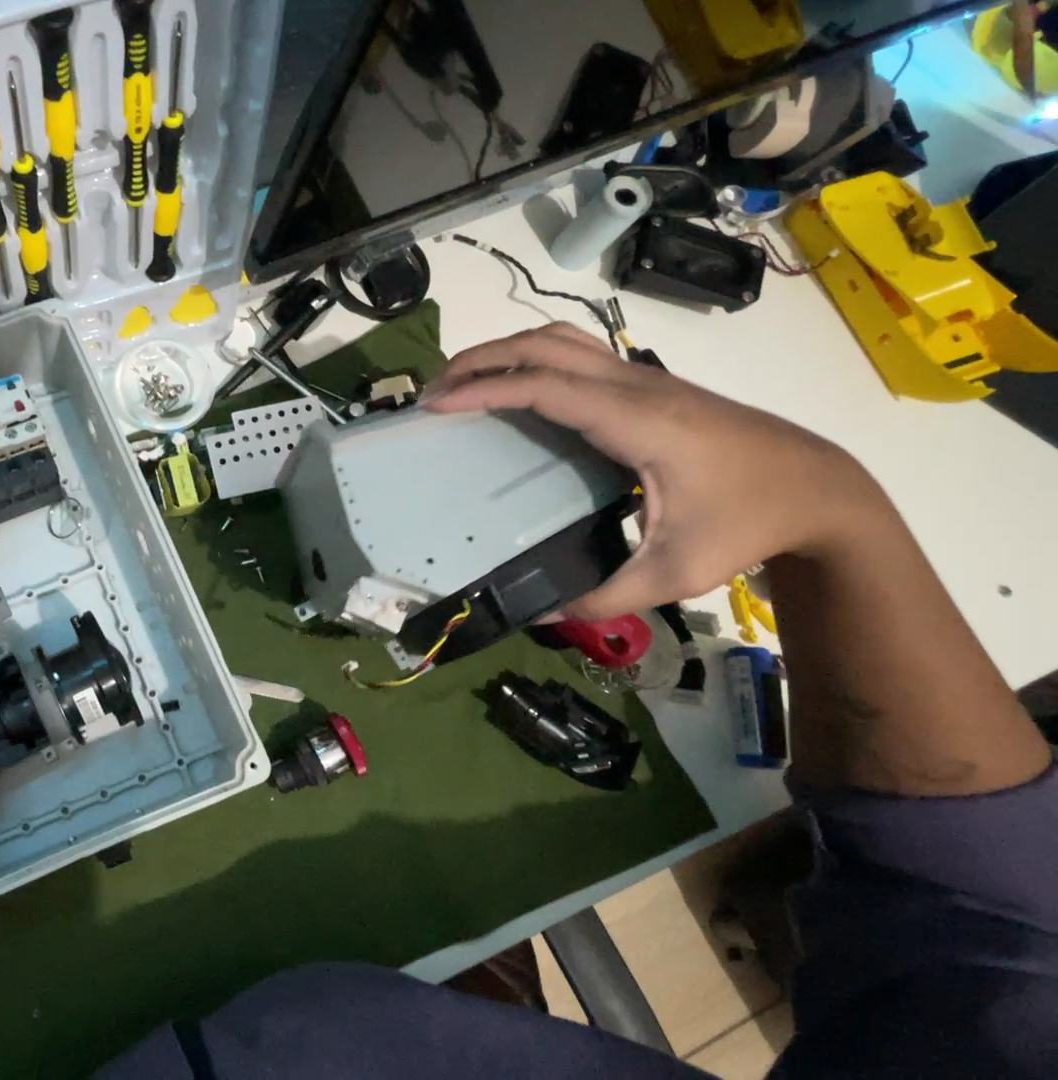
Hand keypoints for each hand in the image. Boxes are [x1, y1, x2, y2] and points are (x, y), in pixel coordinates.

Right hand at [425, 323, 890, 618]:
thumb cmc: (748, 525)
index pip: (545, 387)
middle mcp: (636, 385)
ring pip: (560, 338)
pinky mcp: (646, 382)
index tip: (437, 406)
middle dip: (480, 359)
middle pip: (543, 345)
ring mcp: (643, 377)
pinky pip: (575, 351)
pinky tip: (512, 387)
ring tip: (461, 381)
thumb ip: (601, 596)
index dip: (485, 391)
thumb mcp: (675, 574)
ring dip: (504, 349)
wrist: (819, 487)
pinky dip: (530, 356)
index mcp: (638, 422)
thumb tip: (534, 613)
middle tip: (433, 393)